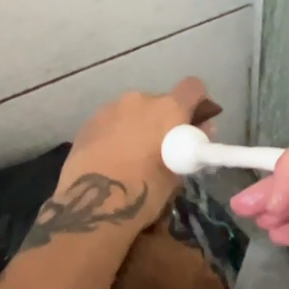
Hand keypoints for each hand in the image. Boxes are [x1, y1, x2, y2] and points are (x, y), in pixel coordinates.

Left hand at [60, 77, 211, 223]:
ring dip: (138, 125)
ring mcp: (111, 107)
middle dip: (164, 120)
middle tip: (161, 147)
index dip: (197, 102)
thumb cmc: (144, 190)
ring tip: (132, 155)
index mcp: (168, 109)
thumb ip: (191, 147)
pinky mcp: (89, 121)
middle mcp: (139, 100)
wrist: (94, 201)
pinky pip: (112, 120)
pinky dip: (117, 132)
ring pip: (133, 110)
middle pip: (160, 102)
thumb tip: (199, 132)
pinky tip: (111, 156)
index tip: (194, 122)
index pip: (193, 87)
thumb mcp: (178, 173)